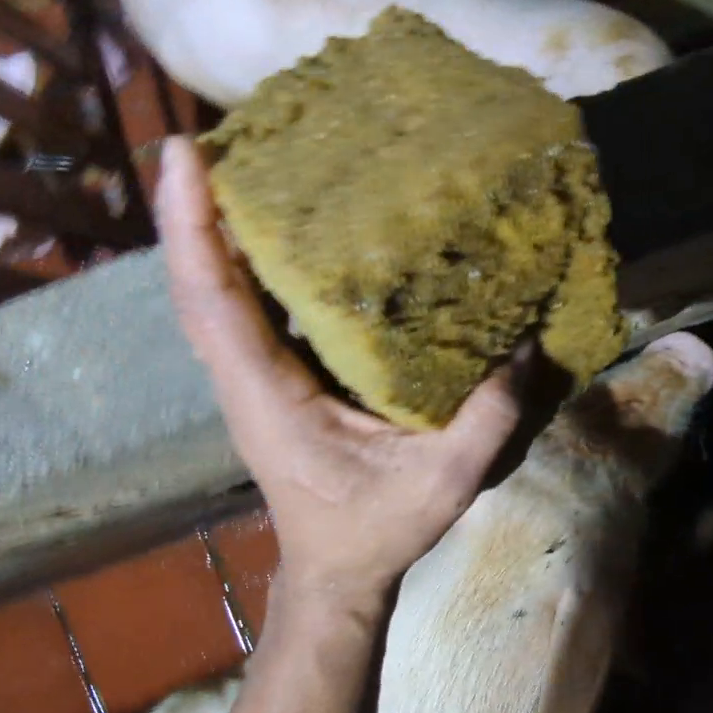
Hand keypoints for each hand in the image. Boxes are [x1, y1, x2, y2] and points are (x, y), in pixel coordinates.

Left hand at [158, 138, 522, 614]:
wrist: (336, 573)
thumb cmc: (377, 531)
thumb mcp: (445, 482)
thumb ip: (488, 420)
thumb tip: (528, 346)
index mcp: (269, 397)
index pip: (214, 302)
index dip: (193, 227)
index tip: (184, 154)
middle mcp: (244, 380)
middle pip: (199, 284)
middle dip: (193, 210)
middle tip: (210, 140)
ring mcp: (251, 382)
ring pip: (213, 296)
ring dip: (212, 233)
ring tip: (239, 169)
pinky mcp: (269, 384)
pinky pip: (241, 313)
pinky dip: (242, 266)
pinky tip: (277, 236)